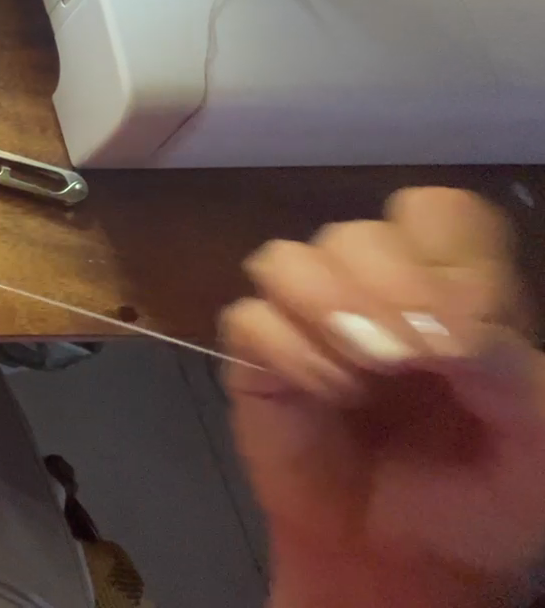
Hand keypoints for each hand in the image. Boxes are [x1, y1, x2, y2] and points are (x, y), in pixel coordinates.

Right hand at [221, 187, 544, 598]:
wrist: (398, 554)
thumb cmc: (485, 501)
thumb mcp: (540, 451)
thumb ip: (515, 380)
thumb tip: (448, 331)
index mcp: (454, 295)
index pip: (436, 211)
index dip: (442, 247)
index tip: (465, 318)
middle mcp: (371, 291)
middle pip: (353, 230)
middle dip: (382, 286)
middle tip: (411, 357)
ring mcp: (302, 317)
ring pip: (283, 257)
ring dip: (325, 310)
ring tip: (364, 370)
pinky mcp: (251, 349)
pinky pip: (248, 318)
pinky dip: (291, 355)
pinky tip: (325, 394)